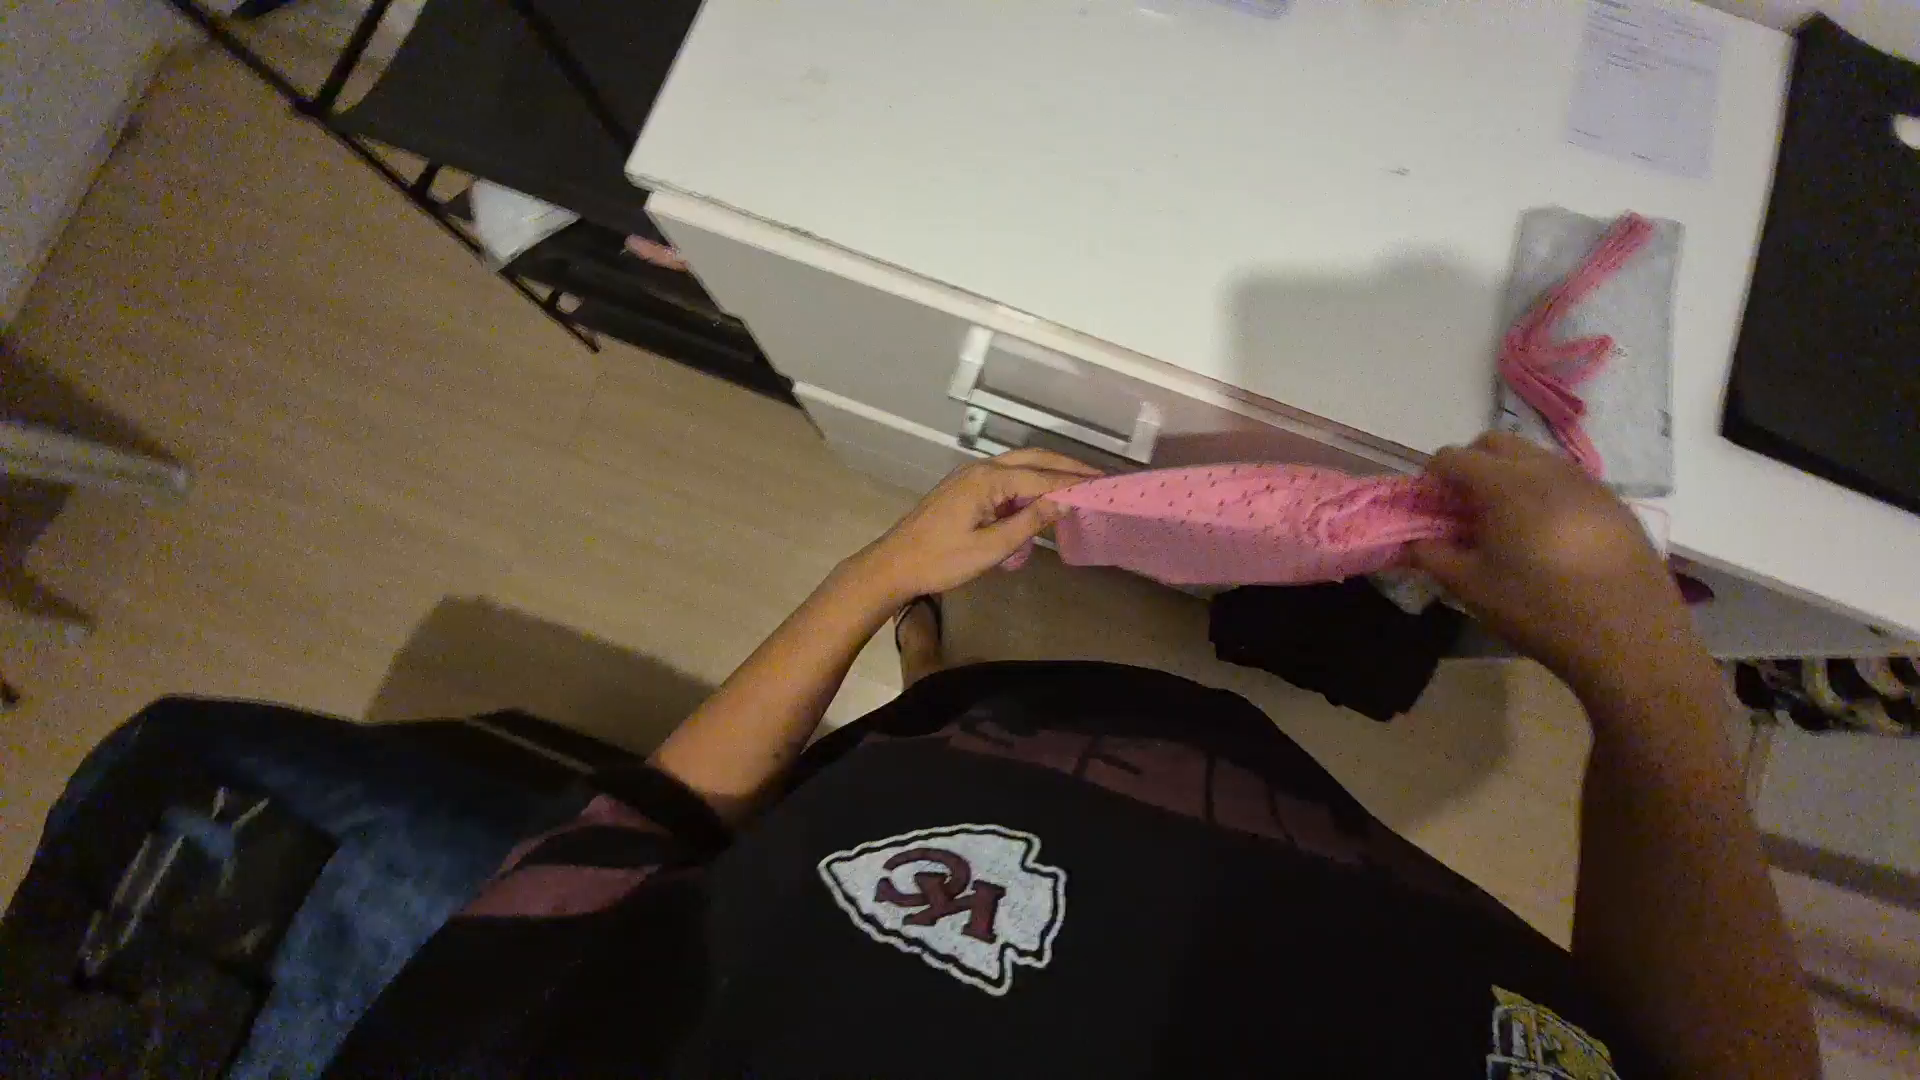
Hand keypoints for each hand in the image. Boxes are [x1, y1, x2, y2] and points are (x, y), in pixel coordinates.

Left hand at [843, 449, 1101, 608]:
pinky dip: (1030, 481)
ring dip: (1049, 471)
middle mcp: (980, 468)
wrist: (894, 564)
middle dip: (1067, 466)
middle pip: (1033, 459)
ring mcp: (970, 476)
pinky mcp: (965, 487)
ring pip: (1019, 464)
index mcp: (987, 480)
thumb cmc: (940, 561)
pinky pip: (1006, 476)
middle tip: (1100, 476)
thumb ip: (1028, 522)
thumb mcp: (990, 548)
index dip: (1074, 482)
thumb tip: (1064, 502)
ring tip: (1080, 482)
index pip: (1041, 477)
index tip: (1105, 484)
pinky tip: (1043, 496)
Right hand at [1409, 433, 1702, 696]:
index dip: (1430, 478)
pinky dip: (1542, 491)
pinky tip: (1543, 535)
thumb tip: (1411, 541)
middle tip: (1461, 507)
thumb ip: (1429, 554)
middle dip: (1469, 465)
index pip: (1452, 457)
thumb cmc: (1537, 608)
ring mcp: (1587, 483)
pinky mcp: (1613, 503)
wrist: (1629, 637)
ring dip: (1507, 475)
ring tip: (1502, 520)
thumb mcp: (1468, 585)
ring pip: (1533, 457)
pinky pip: (1565, 479)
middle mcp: (1547, 470)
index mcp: (1506, 485)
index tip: (1427, 507)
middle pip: (1495, 443)